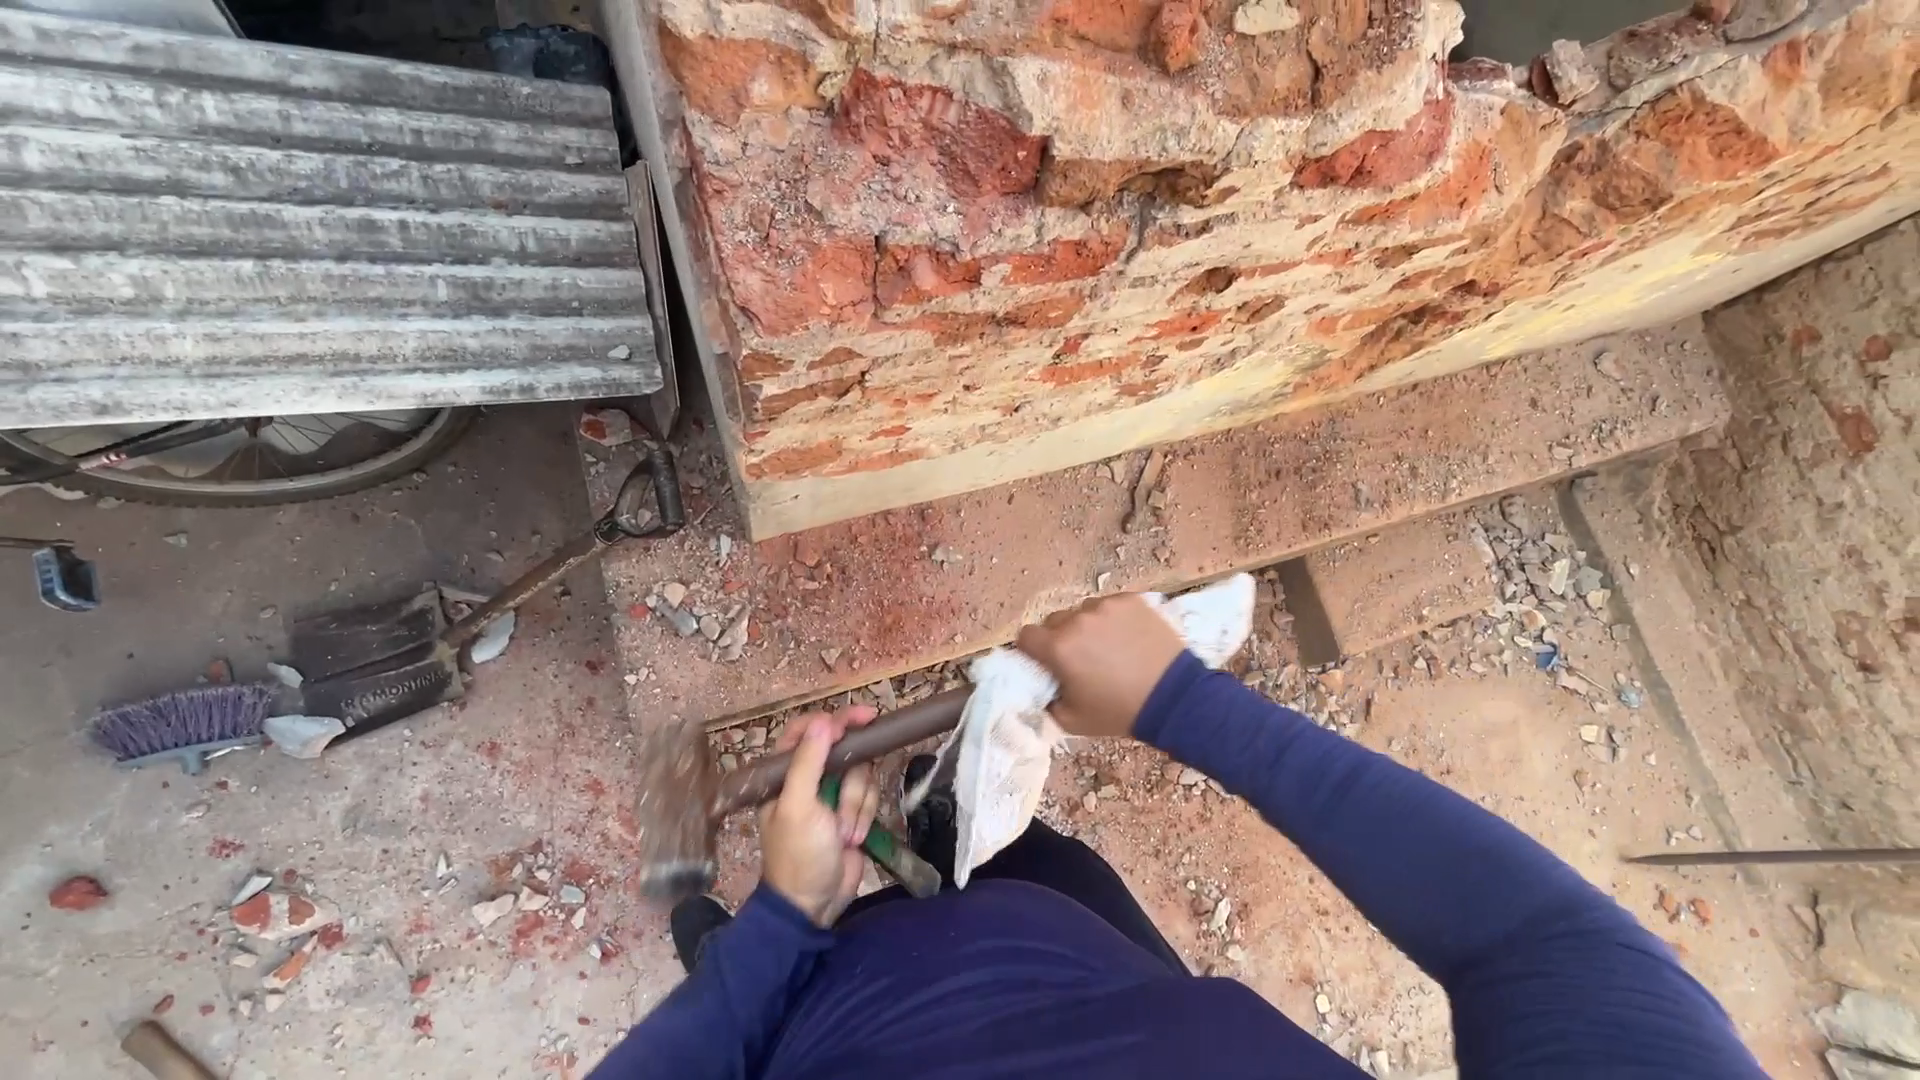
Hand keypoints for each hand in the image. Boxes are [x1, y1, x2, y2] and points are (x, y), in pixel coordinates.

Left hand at [758, 706, 880, 927]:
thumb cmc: (798, 854)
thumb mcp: (797, 806)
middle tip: (860, 777)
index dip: (834, 720)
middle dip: (851, 775)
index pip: (808, 730)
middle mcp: (808, 778)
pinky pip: (869, 795)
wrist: (813, 904)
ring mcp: (832, 794)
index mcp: (784, 773)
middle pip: (842, 749)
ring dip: (856, 803)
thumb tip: (825, 721)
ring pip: (860, 773)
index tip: (862, 719)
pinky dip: (864, 815)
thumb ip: (808, 762)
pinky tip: (853, 838)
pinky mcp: (852, 811)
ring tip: (843, 833)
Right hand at [1016, 593, 1185, 737]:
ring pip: (1082, 611)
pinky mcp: (1131, 600)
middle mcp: (1078, 620)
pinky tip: (1128, 638)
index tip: (1046, 661)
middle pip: (1054, 621)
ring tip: (1109, 647)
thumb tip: (1040, 687)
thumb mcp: (1071, 721)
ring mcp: (1106, 606)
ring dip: (1087, 626)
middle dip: (1060, 638)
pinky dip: (1112, 619)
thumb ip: (1046, 702)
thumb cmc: (1119, 711)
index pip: (1026, 635)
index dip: (1032, 649)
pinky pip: (1109, 605)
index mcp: (1058, 648)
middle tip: (1081, 658)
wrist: (1175, 698)